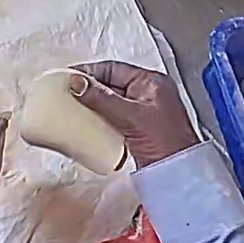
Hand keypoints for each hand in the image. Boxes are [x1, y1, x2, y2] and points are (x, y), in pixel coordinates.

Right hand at [69, 62, 198, 167]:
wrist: (178, 174)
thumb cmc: (164, 141)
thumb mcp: (130, 116)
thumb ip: (101, 98)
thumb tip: (76, 83)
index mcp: (151, 82)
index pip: (114, 69)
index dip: (90, 71)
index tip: (68, 76)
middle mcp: (147, 93)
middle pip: (110, 84)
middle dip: (88, 88)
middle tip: (65, 92)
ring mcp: (143, 111)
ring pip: (110, 101)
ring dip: (92, 104)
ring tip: (71, 107)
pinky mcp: (138, 128)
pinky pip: (113, 117)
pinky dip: (99, 118)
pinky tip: (85, 123)